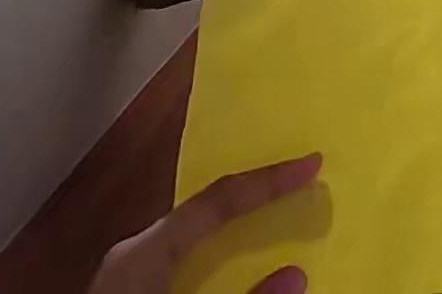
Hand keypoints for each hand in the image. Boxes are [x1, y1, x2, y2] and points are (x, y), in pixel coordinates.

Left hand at [89, 154, 321, 293]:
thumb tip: (299, 274)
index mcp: (142, 252)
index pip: (218, 198)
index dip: (269, 179)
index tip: (315, 163)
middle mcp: (133, 255)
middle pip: (207, 212)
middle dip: (255, 198)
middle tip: (301, 185)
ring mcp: (126, 279)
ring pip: (195, 239)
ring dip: (239, 230)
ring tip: (280, 218)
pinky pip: (185, 264)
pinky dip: (220, 258)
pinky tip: (240, 268)